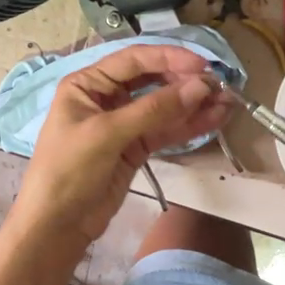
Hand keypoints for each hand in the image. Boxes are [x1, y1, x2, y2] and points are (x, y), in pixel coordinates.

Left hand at [13, 45, 227, 247]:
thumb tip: (200, 86)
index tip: (203, 66)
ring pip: (164, 106)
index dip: (169, 58)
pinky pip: (166, 130)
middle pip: (152, 80)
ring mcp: (122, 123)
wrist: (55, 226)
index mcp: (87, 84)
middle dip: (185, 81)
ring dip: (194, 104)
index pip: (134, 60)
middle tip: (220, 86)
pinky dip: (189, 125)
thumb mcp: (107, 135)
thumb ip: (153, 110)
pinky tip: (215, 118)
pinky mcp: (135, 148)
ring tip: (228, 101)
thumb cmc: (68, 171)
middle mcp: (105, 97)